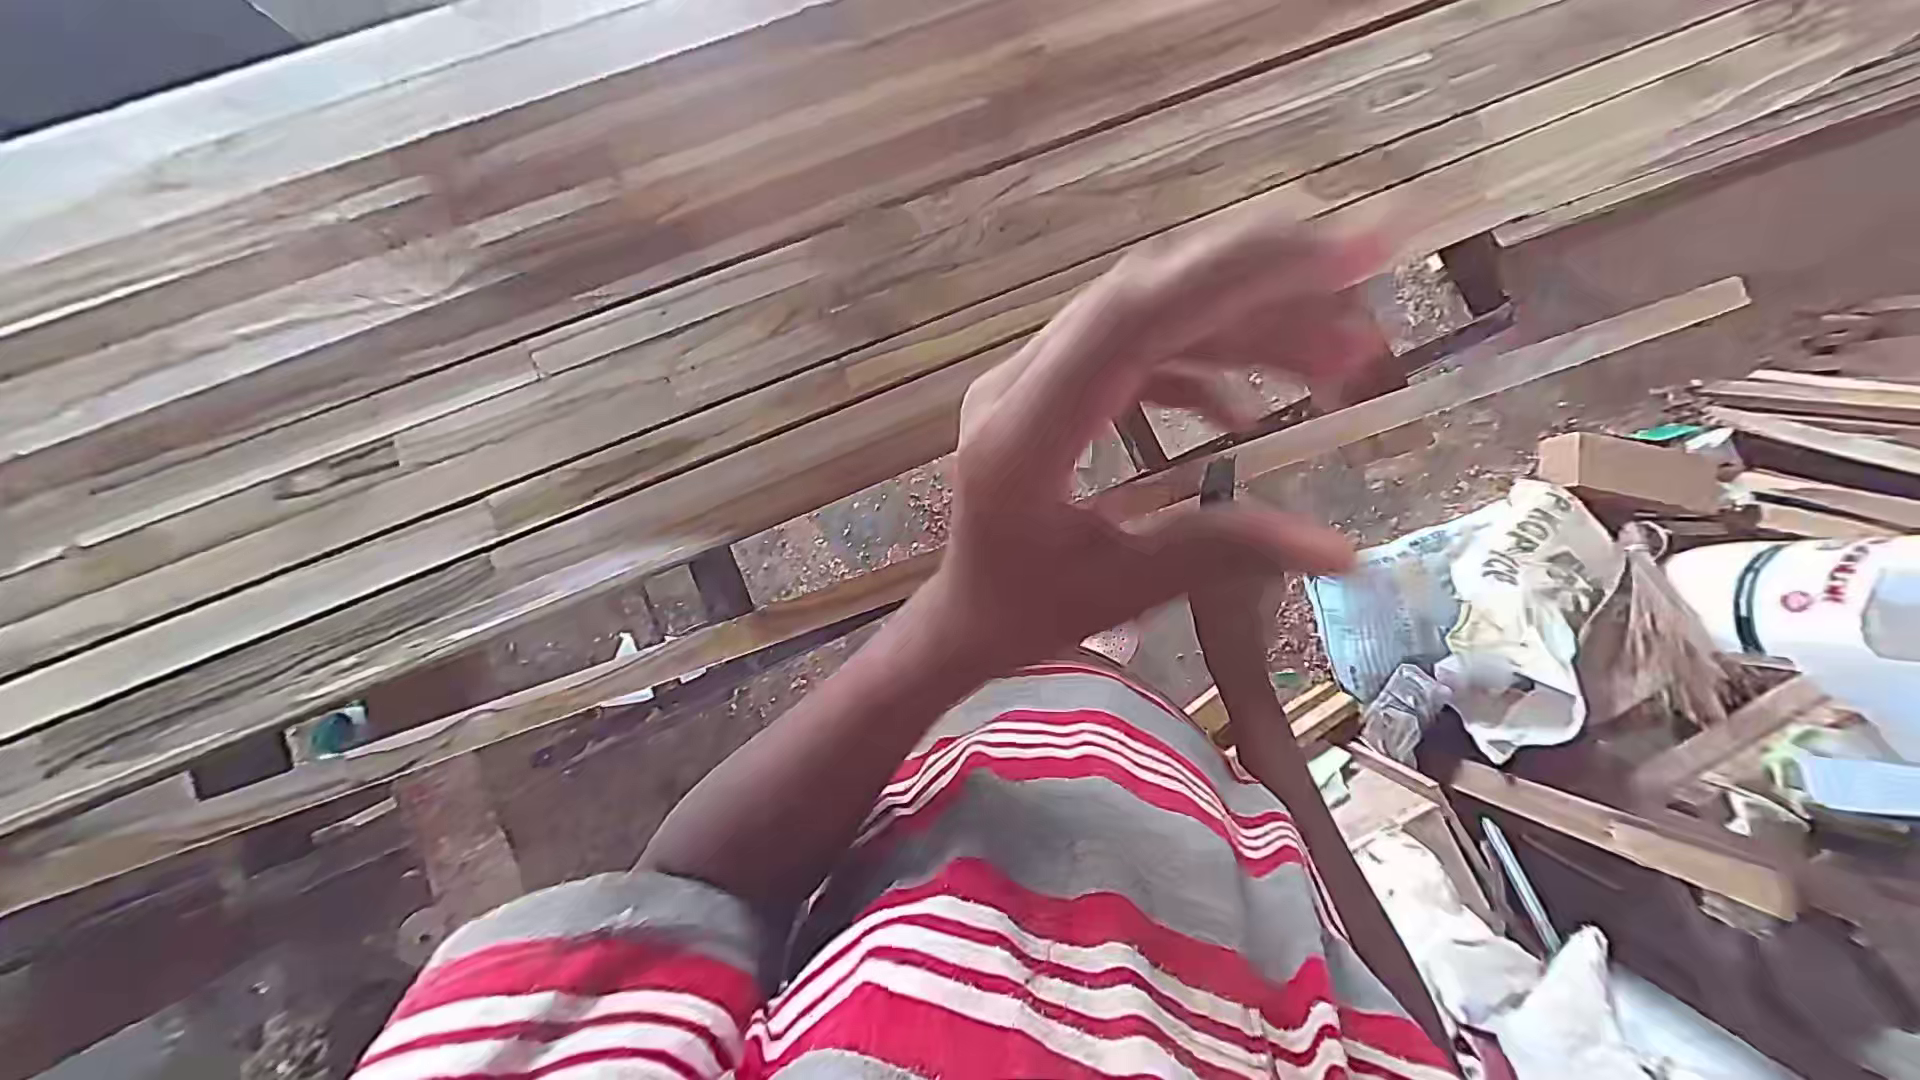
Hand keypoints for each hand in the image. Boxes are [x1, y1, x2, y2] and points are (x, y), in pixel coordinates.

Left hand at [917, 214, 1389, 673]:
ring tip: (1334, 354)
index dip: (1234, 275)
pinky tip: (1245, 405)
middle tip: (1361, 275)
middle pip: (1137, 298)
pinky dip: (1195, 365)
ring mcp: (1026, 385)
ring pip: (1141, 320)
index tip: (1344, 256)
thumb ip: (1220, 555)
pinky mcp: (1046, 394)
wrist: (967, 612)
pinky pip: (1127, 356)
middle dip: (1254, 279)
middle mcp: (1015, 389)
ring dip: (1239, 325)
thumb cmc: (1026, 613)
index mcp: (1022, 436)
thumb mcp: (1119, 592)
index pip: (1126, 321)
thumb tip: (1343, 553)